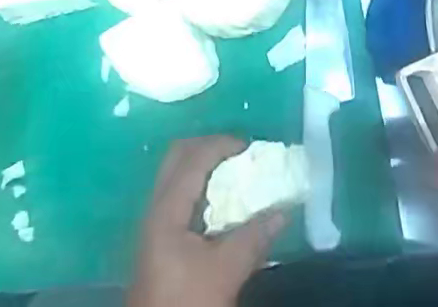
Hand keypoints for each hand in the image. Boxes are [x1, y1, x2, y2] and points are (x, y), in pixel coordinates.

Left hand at [128, 136, 286, 306]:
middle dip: (208, 147)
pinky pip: (179, 195)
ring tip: (234, 173)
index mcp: (166, 207)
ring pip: (177, 175)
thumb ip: (253, 239)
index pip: (192, 158)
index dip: (220, 145)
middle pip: (178, 157)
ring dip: (203, 166)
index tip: (250, 146)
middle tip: (239, 153)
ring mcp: (156, 221)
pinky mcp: (161, 238)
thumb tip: (282, 211)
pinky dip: (200, 187)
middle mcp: (156, 206)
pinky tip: (221, 203)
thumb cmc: (187, 303)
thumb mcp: (225, 272)